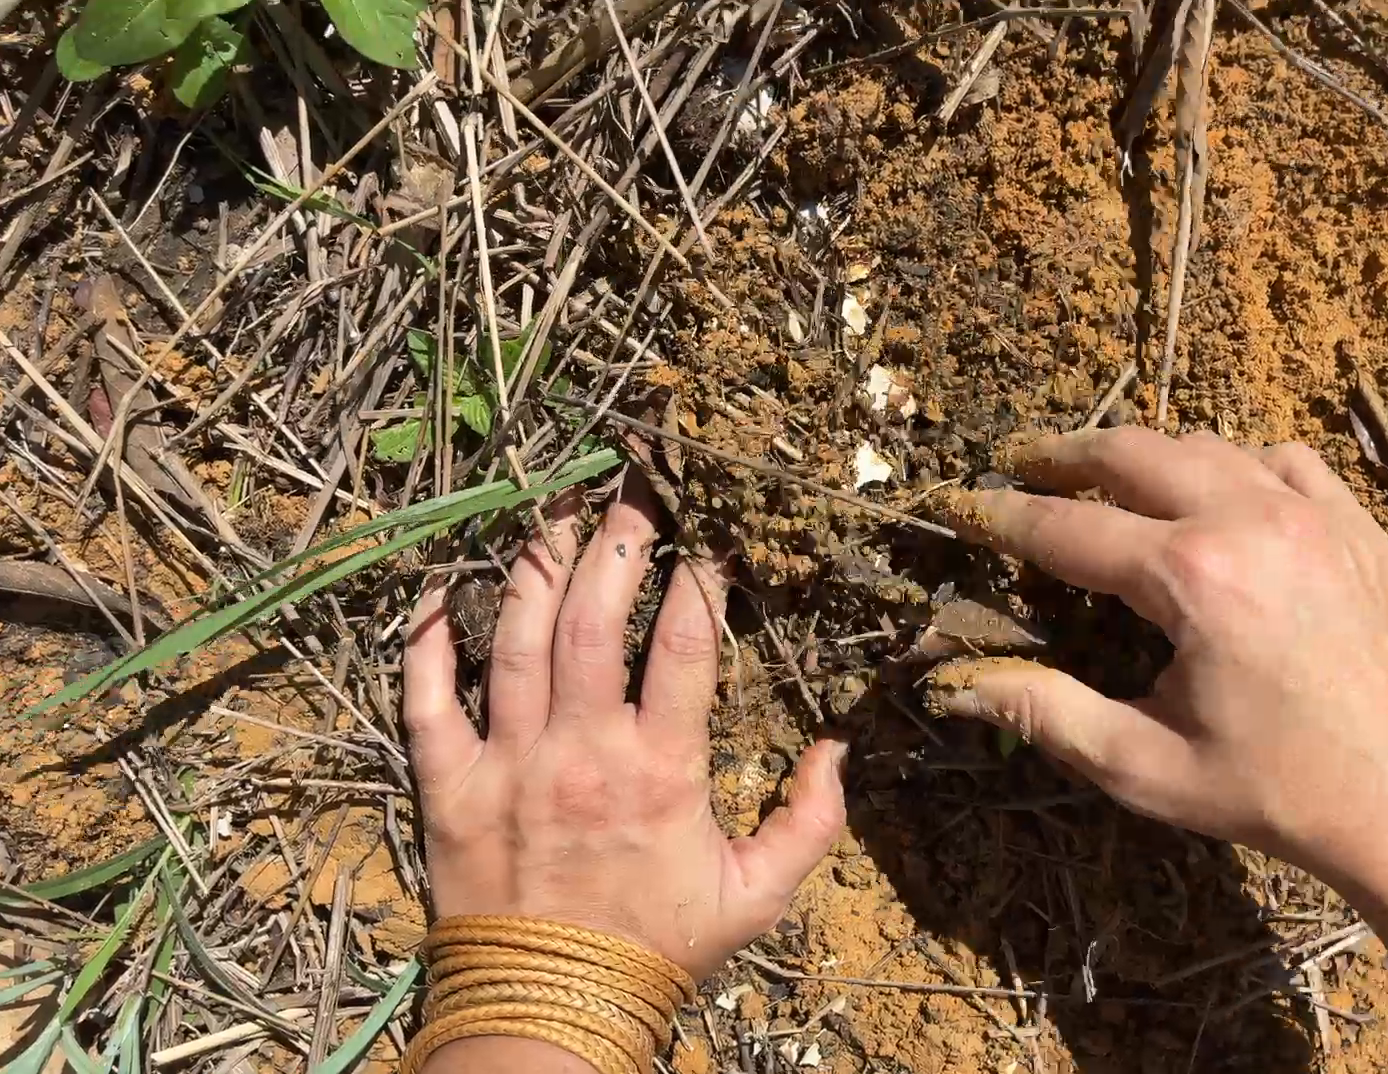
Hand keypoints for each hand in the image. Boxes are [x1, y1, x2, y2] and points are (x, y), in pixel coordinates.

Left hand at [403, 472, 846, 978]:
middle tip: (634, 491)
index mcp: (660, 769)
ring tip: (557, 515)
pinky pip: (427, 701)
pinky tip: (437, 595)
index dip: (699, 578)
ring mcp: (506, 763)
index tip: (712, 532)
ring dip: (535, 569)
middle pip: (593, 619)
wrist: (550, 1018)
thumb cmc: (662, 946)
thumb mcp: (759, 894)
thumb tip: (837, 747)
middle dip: (618, 544)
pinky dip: (426, 643)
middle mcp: (581, 751)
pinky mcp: (449, 789)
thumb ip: (813, 821)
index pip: (683, 644)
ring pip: (514, 640)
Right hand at [927, 428, 1387, 889]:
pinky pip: (1278, 460)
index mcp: (1192, 578)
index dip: (1004, 517)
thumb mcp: (1145, 766)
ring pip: (1202, 445)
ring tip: (1103, 478)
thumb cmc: (1277, 793)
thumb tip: (958, 685)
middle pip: (1130, 452)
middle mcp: (1250, 520)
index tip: (964, 503)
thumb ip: (1046, 713)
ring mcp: (1312, 511)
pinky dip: (1230, 464)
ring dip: (1141, 457)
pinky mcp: (1356, 522)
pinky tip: (1217, 496)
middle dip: (1063, 454)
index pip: (1067, 528)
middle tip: (1022, 463)